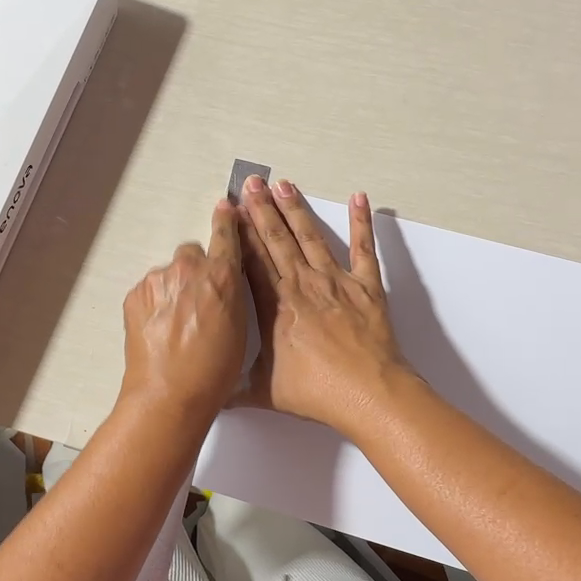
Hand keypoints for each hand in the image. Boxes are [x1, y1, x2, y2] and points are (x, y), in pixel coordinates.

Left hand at [120, 199, 248, 421]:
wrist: (169, 393)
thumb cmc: (214, 370)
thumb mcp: (240, 328)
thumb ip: (231, 294)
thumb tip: (221, 284)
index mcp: (222, 276)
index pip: (226, 235)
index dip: (226, 221)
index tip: (225, 207)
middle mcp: (189, 269)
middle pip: (192, 255)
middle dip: (195, 272)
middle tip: (196, 305)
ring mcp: (158, 280)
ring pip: (168, 274)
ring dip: (173, 289)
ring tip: (175, 325)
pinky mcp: (136, 293)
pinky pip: (150, 290)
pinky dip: (154, 303)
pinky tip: (159, 330)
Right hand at [235, 175, 412, 431]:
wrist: (369, 395)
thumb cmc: (317, 392)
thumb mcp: (266, 392)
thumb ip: (235, 389)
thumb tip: (211, 397)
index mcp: (276, 306)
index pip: (252, 260)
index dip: (240, 233)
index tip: (230, 210)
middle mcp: (302, 285)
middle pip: (277, 240)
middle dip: (262, 209)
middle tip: (251, 183)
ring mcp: (336, 282)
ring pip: (310, 237)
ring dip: (296, 210)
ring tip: (283, 184)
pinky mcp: (366, 288)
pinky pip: (364, 250)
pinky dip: (362, 223)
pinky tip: (359, 198)